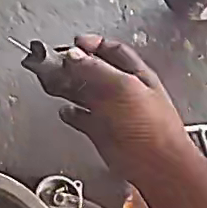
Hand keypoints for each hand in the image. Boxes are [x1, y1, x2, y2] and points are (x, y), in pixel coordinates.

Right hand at [24, 35, 190, 181]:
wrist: (155, 164)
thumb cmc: (151, 126)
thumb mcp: (123, 87)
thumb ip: (97, 69)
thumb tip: (74, 56)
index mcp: (134, 75)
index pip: (111, 51)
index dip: (92, 44)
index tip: (74, 43)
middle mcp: (122, 91)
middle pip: (93, 71)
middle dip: (73, 65)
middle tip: (54, 62)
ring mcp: (110, 112)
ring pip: (84, 93)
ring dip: (67, 86)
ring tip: (51, 80)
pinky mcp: (100, 131)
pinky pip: (81, 118)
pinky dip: (71, 113)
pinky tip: (65, 110)